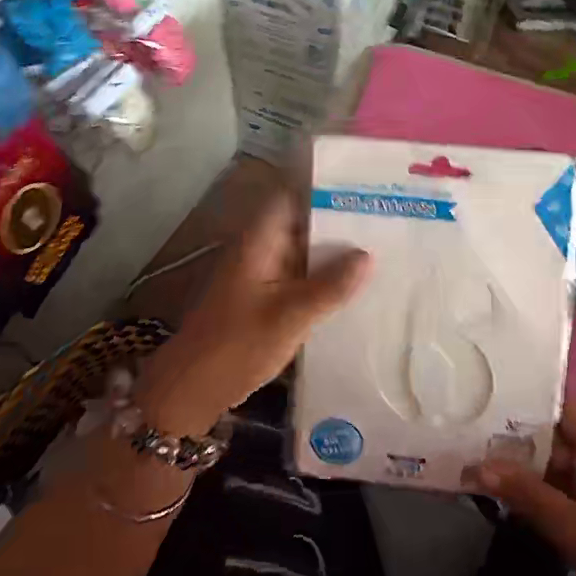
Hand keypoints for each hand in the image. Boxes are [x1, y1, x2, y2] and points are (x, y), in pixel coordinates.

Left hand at [136, 190, 370, 434]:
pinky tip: (355, 285)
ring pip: (303, 250)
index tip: (361, 187)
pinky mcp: (265, 296)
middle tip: (383, 218)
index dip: (323, 187)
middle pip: (302, 222)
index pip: (292, 195)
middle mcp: (260, 248)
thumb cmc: (238, 344)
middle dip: (337, 221)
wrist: (192, 388)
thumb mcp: (291, 315)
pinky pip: (300, 275)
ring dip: (333, 251)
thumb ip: (331, 285)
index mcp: (260, 240)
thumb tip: (367, 255)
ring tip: (380, 246)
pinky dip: (323, 276)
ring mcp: (262, 273)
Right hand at [468, 402, 575, 575]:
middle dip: (528, 447)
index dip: (532, 411)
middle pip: (569, 440)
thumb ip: (528, 496)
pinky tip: (527, 505)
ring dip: (540, 475)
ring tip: (494, 476)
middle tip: (482, 453)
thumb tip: (478, 466)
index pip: (570, 412)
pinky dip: (557, 496)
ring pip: (574, 469)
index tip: (491, 417)